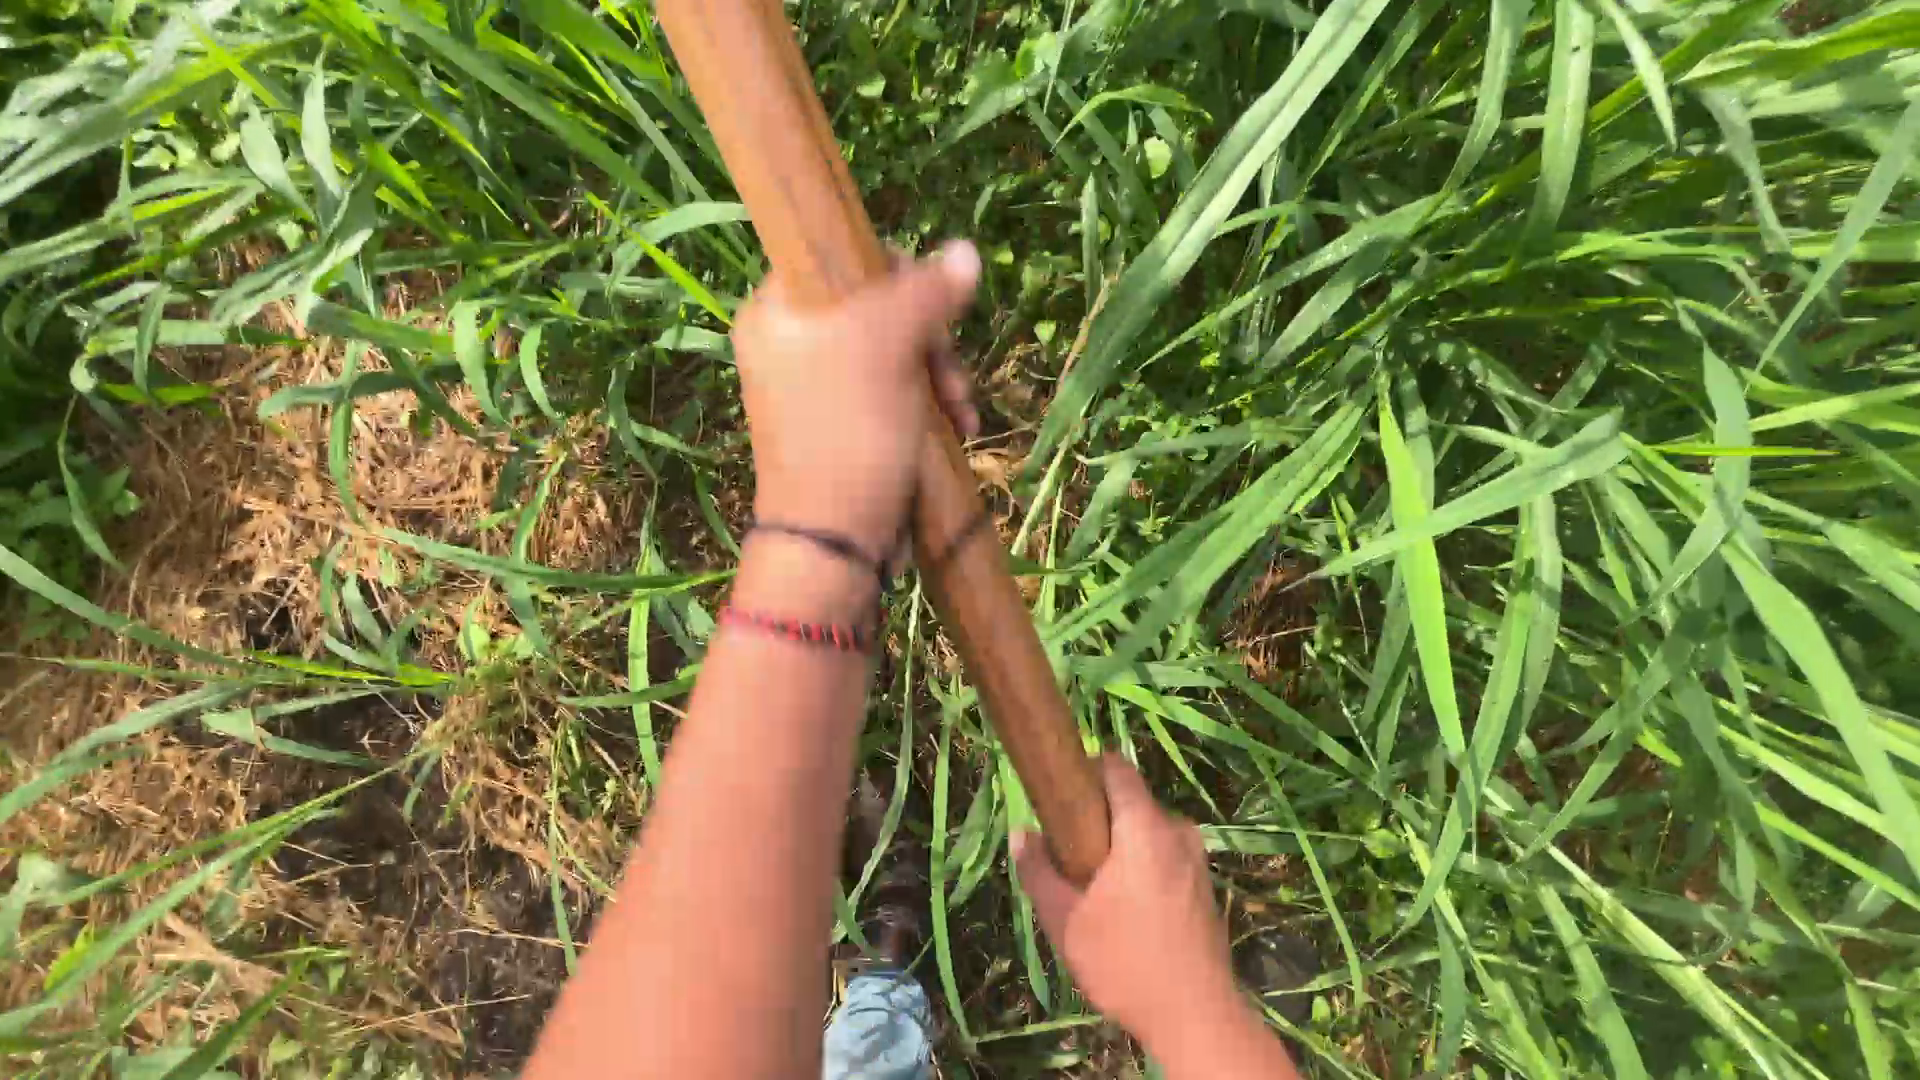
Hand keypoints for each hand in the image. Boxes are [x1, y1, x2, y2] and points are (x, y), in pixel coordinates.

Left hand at [731, 242, 981, 558]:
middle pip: (878, 308)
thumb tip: (966, 250)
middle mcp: (793, 344)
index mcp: (777, 310)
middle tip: (948, 371)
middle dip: (930, 341)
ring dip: (939, 378)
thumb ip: (926, 292)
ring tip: (961, 411)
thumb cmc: (849, 432)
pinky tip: (957, 428)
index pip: (839, 255)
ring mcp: (821, 389)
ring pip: (896, 354)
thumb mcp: (888, 348)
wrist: (834, 540)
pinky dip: (928, 406)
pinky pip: (896, 394)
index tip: (929, 304)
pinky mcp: (849, 425)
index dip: (894, 271)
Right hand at [1014, 755, 1242, 1051]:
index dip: (1084, 768)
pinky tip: (1125, 907)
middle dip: (1097, 815)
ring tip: (1094, 885)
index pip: (1115, 766)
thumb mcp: (1065, 921)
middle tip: (1068, 851)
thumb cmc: (1126, 963)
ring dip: (1120, 844)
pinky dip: (1142, 864)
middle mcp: (1177, 831)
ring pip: (1148, 829)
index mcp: (1145, 827)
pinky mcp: (1205, 885)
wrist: (1198, 1021)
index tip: (1059, 794)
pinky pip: (1165, 854)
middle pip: (1130, 800)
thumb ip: (1038, 871)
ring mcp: (1197, 859)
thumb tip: (1020, 833)